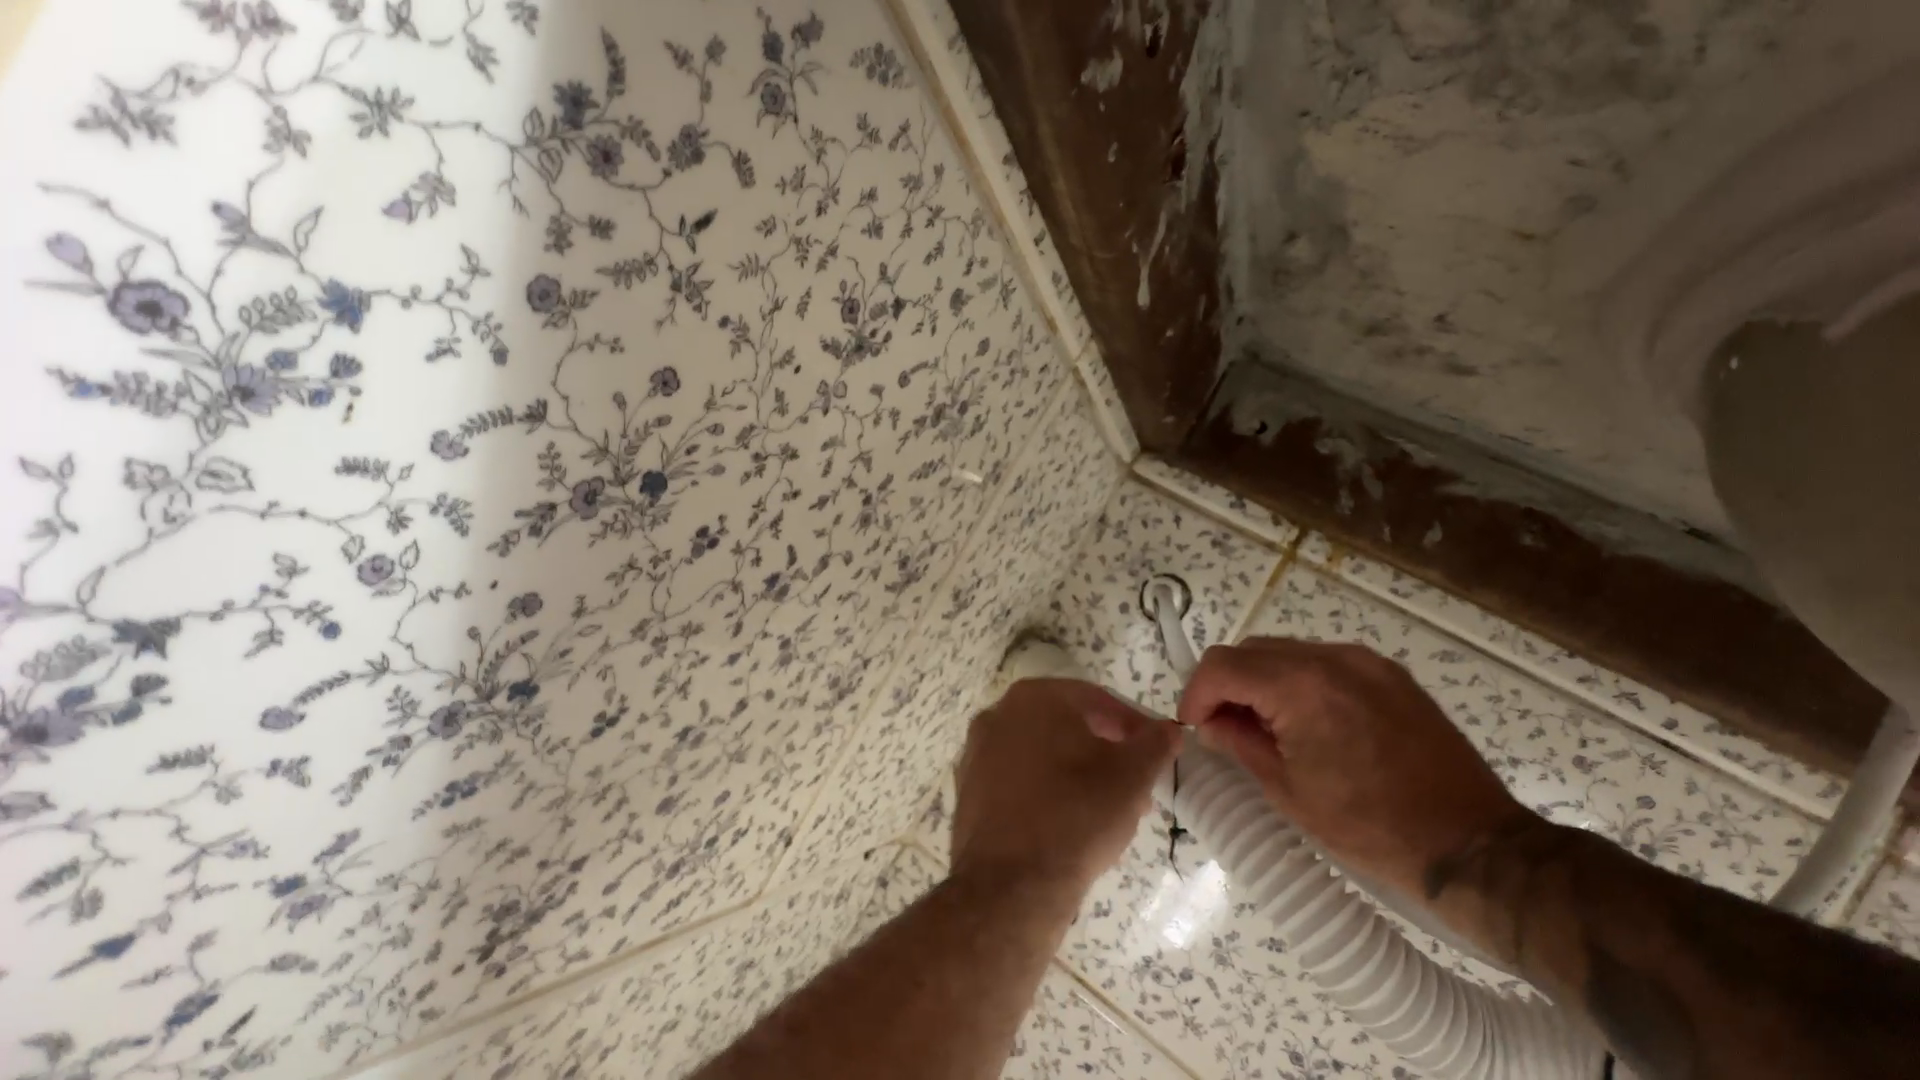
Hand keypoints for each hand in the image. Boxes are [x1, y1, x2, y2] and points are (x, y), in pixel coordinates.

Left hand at [951, 677, 1179, 891]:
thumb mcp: (1132, 776)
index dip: (1133, 725)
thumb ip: (1154, 744)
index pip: (1097, 700)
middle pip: (1067, 726)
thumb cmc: (1077, 814)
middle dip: (1106, 751)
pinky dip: (1046, 792)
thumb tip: (1168, 729)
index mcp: (1034, 698)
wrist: (1011, 884)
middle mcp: (998, 715)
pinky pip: (1018, 782)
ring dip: (1078, 773)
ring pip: (1042, 755)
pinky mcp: (968, 792)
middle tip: (1137, 784)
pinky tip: (1069, 824)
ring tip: (1110, 810)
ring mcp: (976, 754)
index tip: (1155, 752)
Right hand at [1175, 638, 1535, 898]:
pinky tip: (1310, 725)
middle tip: (1226, 730)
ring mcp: (1367, 662)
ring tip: (1268, 730)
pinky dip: (1301, 683)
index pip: (1222, 666)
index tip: (1195, 727)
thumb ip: (1239, 742)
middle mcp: (1334, 658)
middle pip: (1252, 650)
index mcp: (1302, 686)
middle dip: (1227, 685)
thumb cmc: (1369, 827)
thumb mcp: (1287, 791)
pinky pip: (1326, 663)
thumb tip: (1211, 722)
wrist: (1469, 845)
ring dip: (1263, 682)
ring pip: (1288, 652)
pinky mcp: (1391, 675)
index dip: (1196, 694)